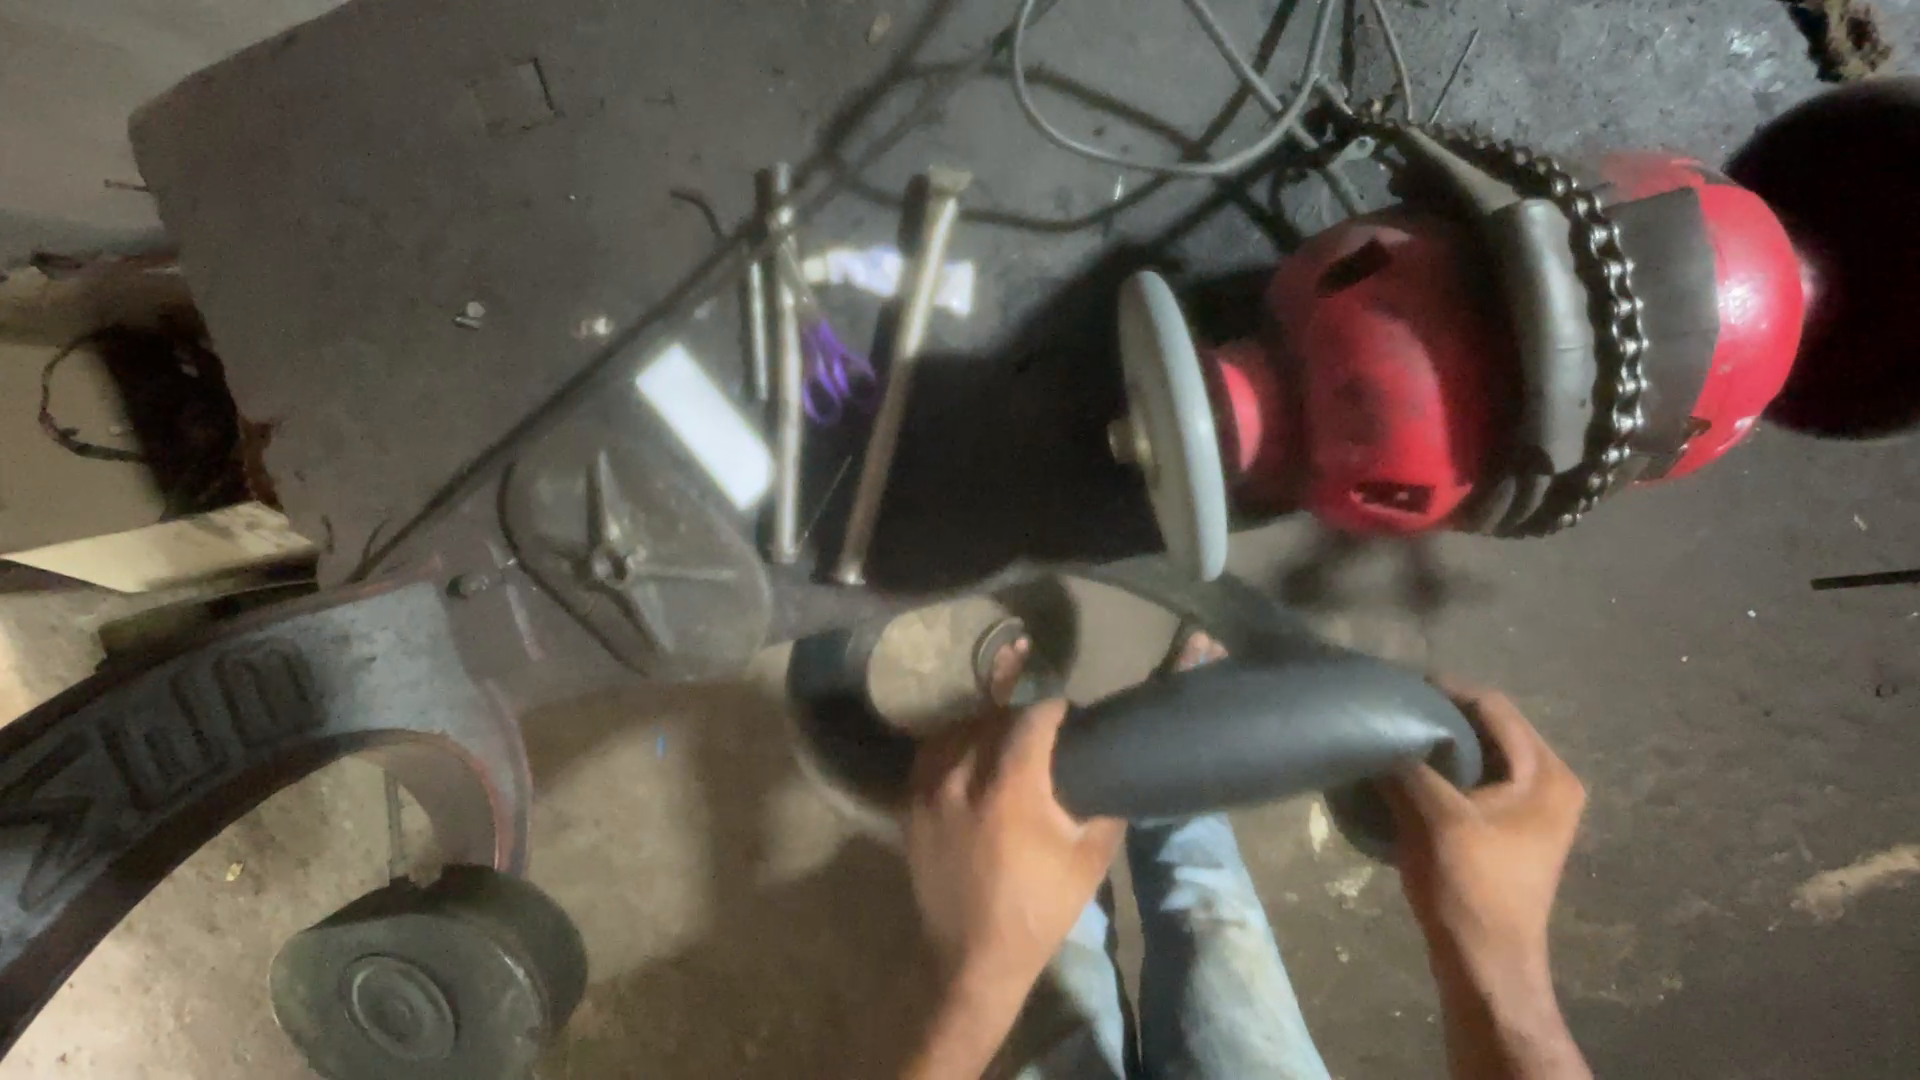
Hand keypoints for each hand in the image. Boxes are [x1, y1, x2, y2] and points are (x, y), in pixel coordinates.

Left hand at [903, 694, 1124, 996]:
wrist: (974, 959)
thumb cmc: (1038, 911)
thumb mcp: (1088, 864)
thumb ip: (1104, 812)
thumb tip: (1109, 775)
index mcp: (1010, 793)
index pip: (1030, 722)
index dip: (1052, 710)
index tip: (1065, 712)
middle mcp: (963, 782)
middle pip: (990, 721)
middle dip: (1018, 717)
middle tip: (1037, 728)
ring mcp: (929, 794)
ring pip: (954, 732)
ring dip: (980, 727)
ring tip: (999, 737)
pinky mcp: (909, 808)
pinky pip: (928, 756)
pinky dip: (949, 746)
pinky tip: (965, 756)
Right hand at [1381, 680, 1585, 981]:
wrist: (1486, 959)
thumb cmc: (1469, 884)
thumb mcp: (1434, 816)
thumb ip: (1407, 765)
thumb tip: (1373, 730)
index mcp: (1547, 775)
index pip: (1493, 707)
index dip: (1444, 690)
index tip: (1396, 685)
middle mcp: (1552, 783)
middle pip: (1490, 726)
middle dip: (1440, 714)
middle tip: (1391, 708)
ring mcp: (1536, 807)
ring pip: (1482, 751)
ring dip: (1440, 741)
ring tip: (1393, 735)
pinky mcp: (1515, 826)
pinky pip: (1478, 776)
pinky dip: (1445, 766)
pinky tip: (1408, 770)